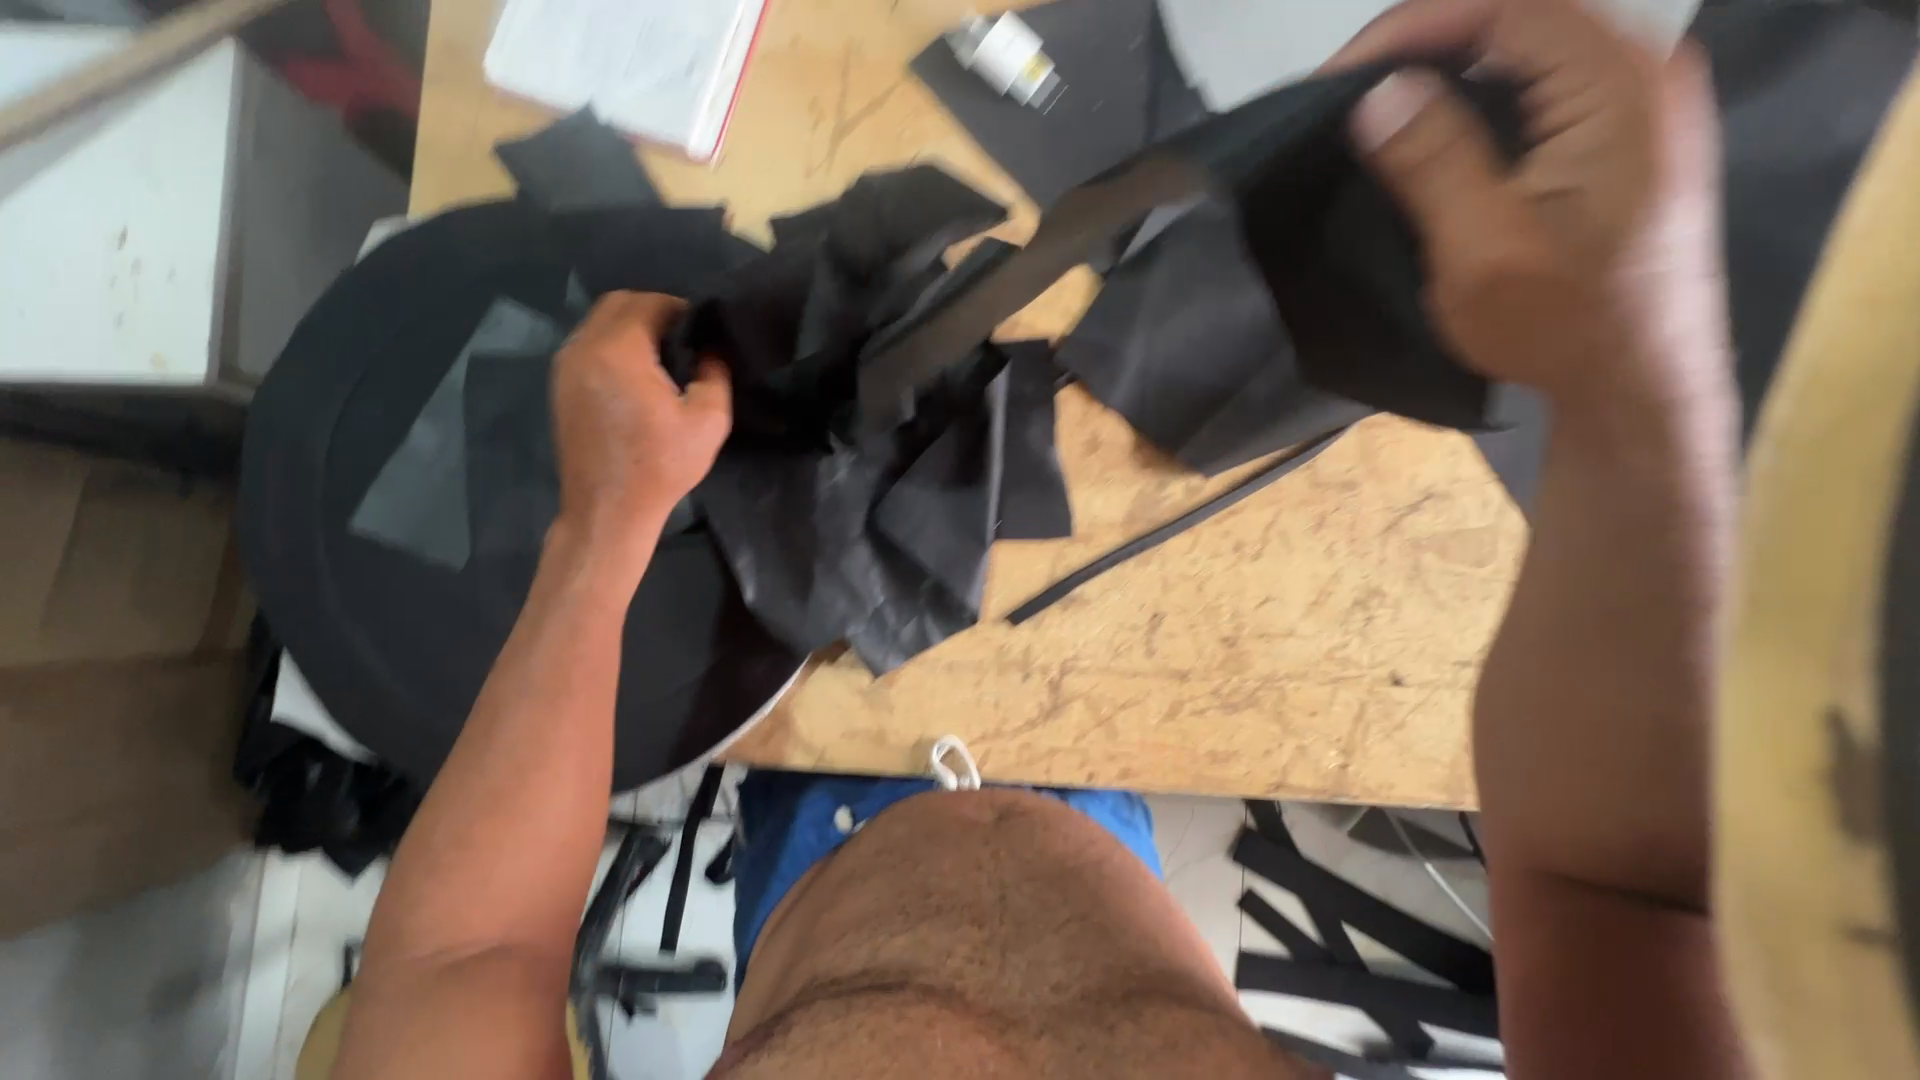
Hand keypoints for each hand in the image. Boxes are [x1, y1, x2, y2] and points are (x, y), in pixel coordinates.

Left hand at [550, 291, 730, 545]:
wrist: (608, 509)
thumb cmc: (661, 466)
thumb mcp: (708, 421)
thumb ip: (715, 374)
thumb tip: (712, 350)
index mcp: (618, 351)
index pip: (649, 303)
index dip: (681, 310)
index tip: (704, 331)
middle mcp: (584, 348)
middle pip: (618, 303)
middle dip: (653, 311)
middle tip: (684, 339)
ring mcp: (566, 367)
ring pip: (599, 323)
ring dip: (631, 328)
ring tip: (663, 357)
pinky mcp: (561, 386)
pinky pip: (588, 346)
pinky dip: (613, 346)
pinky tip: (638, 376)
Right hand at [1334, 0, 1733, 426]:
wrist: (1635, 380)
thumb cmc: (1561, 323)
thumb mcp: (1482, 248)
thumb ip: (1434, 161)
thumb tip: (1378, 91)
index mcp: (1616, 82)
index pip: (1506, 7)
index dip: (1410, 27)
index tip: (1334, 78)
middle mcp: (1639, 68)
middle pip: (1519, 12)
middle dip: (1424, 39)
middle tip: (1347, 88)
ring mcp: (1634, 98)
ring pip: (1528, 42)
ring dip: (1447, 61)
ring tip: (1377, 100)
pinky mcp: (1619, 130)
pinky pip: (1541, 77)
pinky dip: (1477, 87)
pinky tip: (1432, 121)